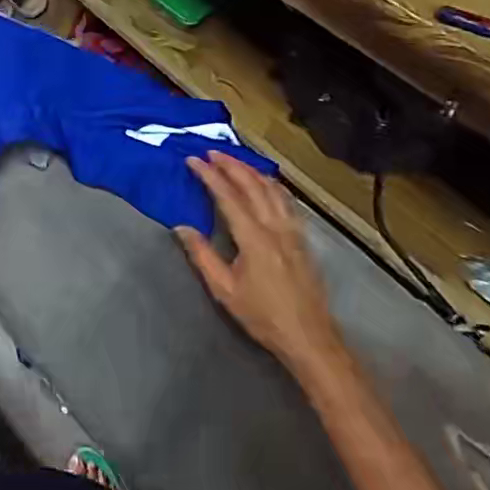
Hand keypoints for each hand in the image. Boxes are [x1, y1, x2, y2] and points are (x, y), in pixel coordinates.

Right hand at [176, 152, 344, 374]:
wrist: (308, 336)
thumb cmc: (263, 316)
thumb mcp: (225, 290)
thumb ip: (203, 256)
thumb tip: (182, 228)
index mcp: (254, 237)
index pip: (228, 196)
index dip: (209, 175)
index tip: (193, 160)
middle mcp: (275, 225)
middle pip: (251, 184)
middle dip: (230, 165)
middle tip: (211, 153)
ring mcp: (292, 229)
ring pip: (271, 188)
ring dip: (251, 170)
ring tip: (234, 160)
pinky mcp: (302, 236)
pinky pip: (285, 199)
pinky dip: (271, 184)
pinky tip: (265, 183)